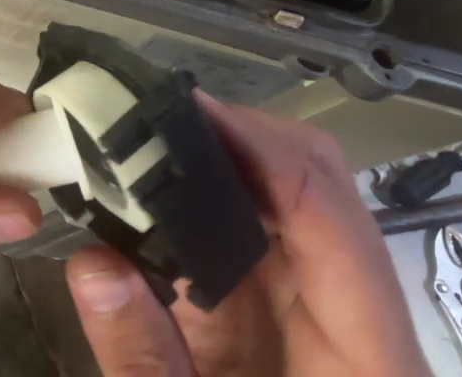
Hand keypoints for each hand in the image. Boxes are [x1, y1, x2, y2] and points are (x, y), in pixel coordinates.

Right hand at [66, 94, 430, 376]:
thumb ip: (144, 364)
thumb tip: (89, 261)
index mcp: (373, 364)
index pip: (332, 219)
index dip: (262, 152)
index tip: (179, 111)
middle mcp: (360, 316)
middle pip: (313, 183)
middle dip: (226, 137)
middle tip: (136, 114)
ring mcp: (320, 309)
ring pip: (277, 195)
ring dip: (205, 158)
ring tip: (127, 134)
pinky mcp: (280, 310)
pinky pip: (241, 229)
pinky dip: (188, 197)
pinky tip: (137, 188)